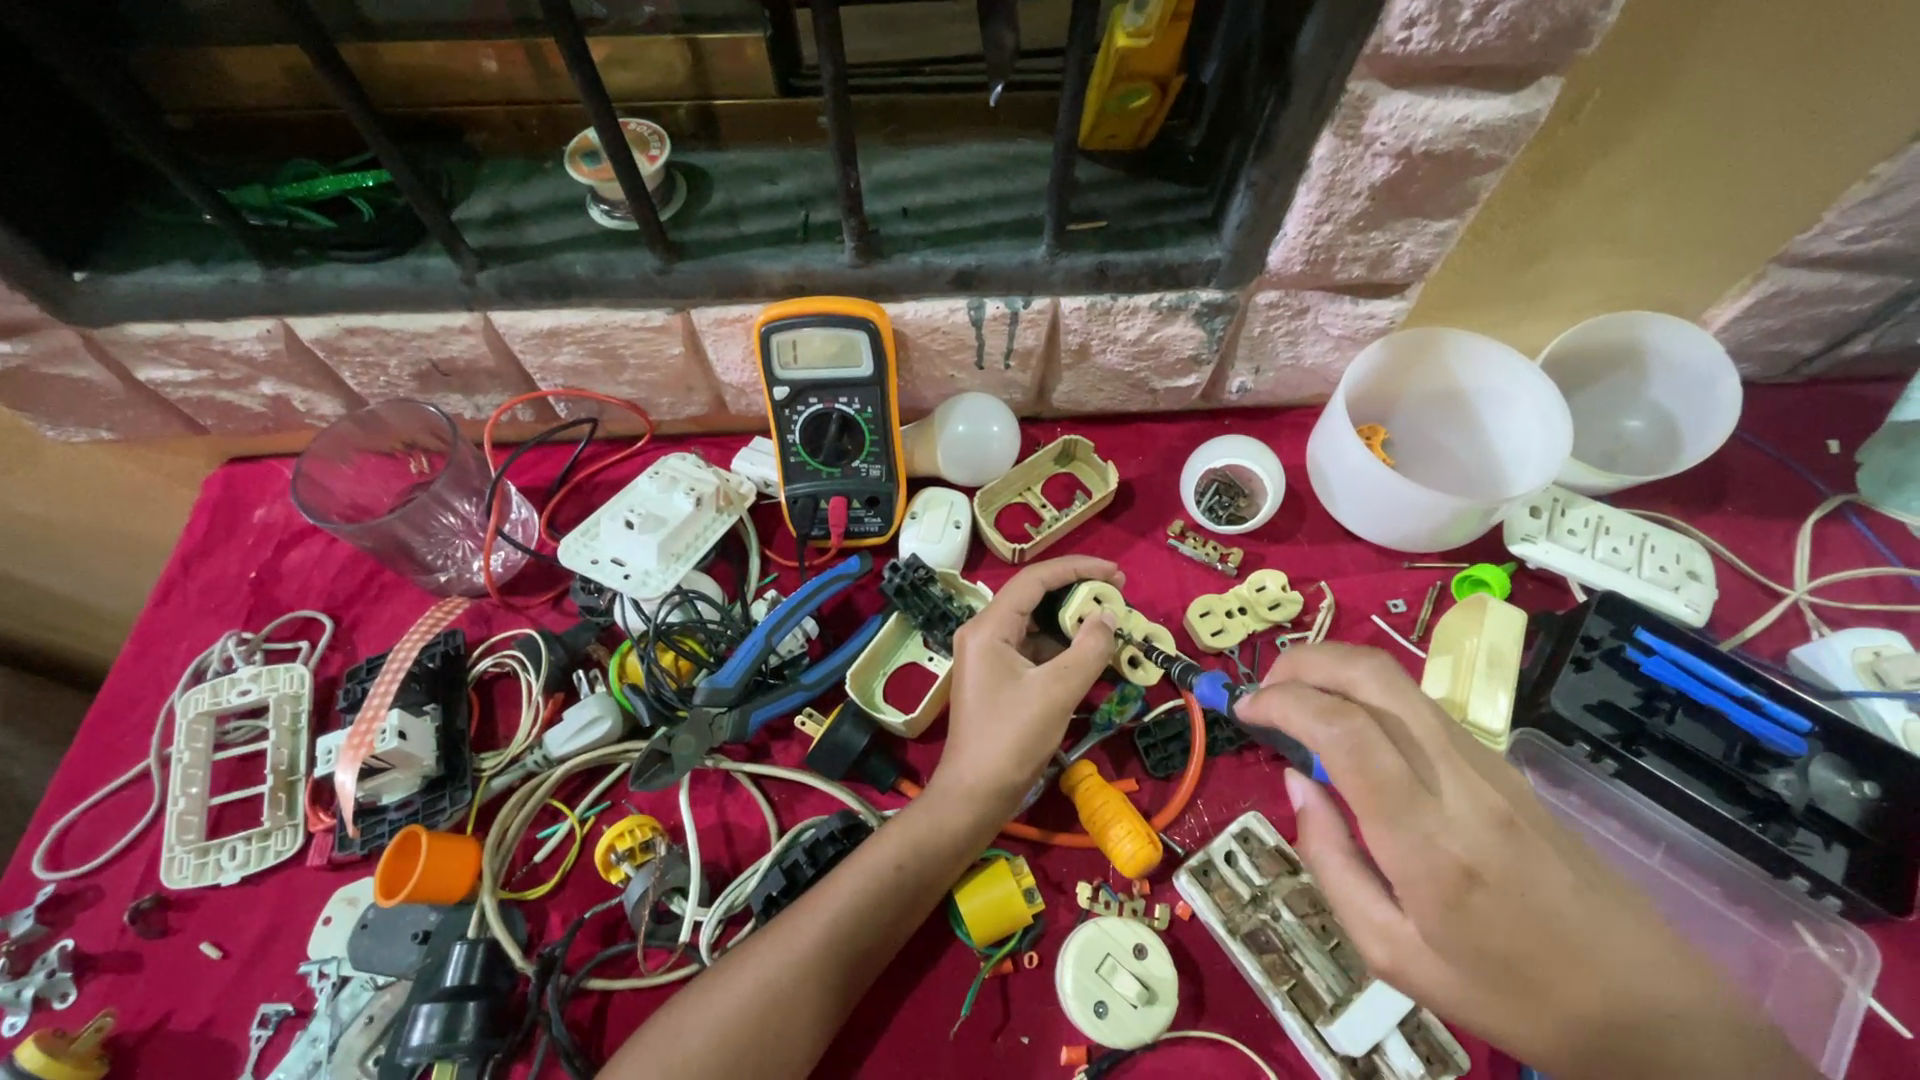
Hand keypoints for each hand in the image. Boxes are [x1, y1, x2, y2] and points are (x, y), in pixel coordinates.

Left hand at [932, 556, 1122, 820]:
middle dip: (1077, 597)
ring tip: (1111, 629)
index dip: (1077, 569)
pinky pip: (1034, 653)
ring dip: (1072, 627)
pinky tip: (1091, 659)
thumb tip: (1109, 617)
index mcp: (988, 627)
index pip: (1035, 579)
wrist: (976, 794)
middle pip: (1034, 599)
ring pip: (1036, 628)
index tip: (1115, 574)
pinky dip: (1062, 652)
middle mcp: (984, 634)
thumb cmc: (1011, 739)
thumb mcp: (1058, 691)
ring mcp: (989, 658)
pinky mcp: (998, 680)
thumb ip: (1088, 649)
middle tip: (1118, 600)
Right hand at [1235, 643, 1814, 1079]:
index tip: (1245, 711)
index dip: (1283, 702)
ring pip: (1400, 681)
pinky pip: (1422, 708)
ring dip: (1335, 671)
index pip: (1344, 730)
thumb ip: (1330, 861)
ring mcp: (1489, 766)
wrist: (1648, 1005)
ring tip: (1294, 702)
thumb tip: (1296, 782)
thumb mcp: (1392, 954)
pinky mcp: (1505, 766)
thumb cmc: (1508, 994)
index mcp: (1426, 840)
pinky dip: (1368, 695)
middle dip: (1304, 661)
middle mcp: (1459, 782)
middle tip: (1264, 688)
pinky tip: (1349, 731)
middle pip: (1374, 676)